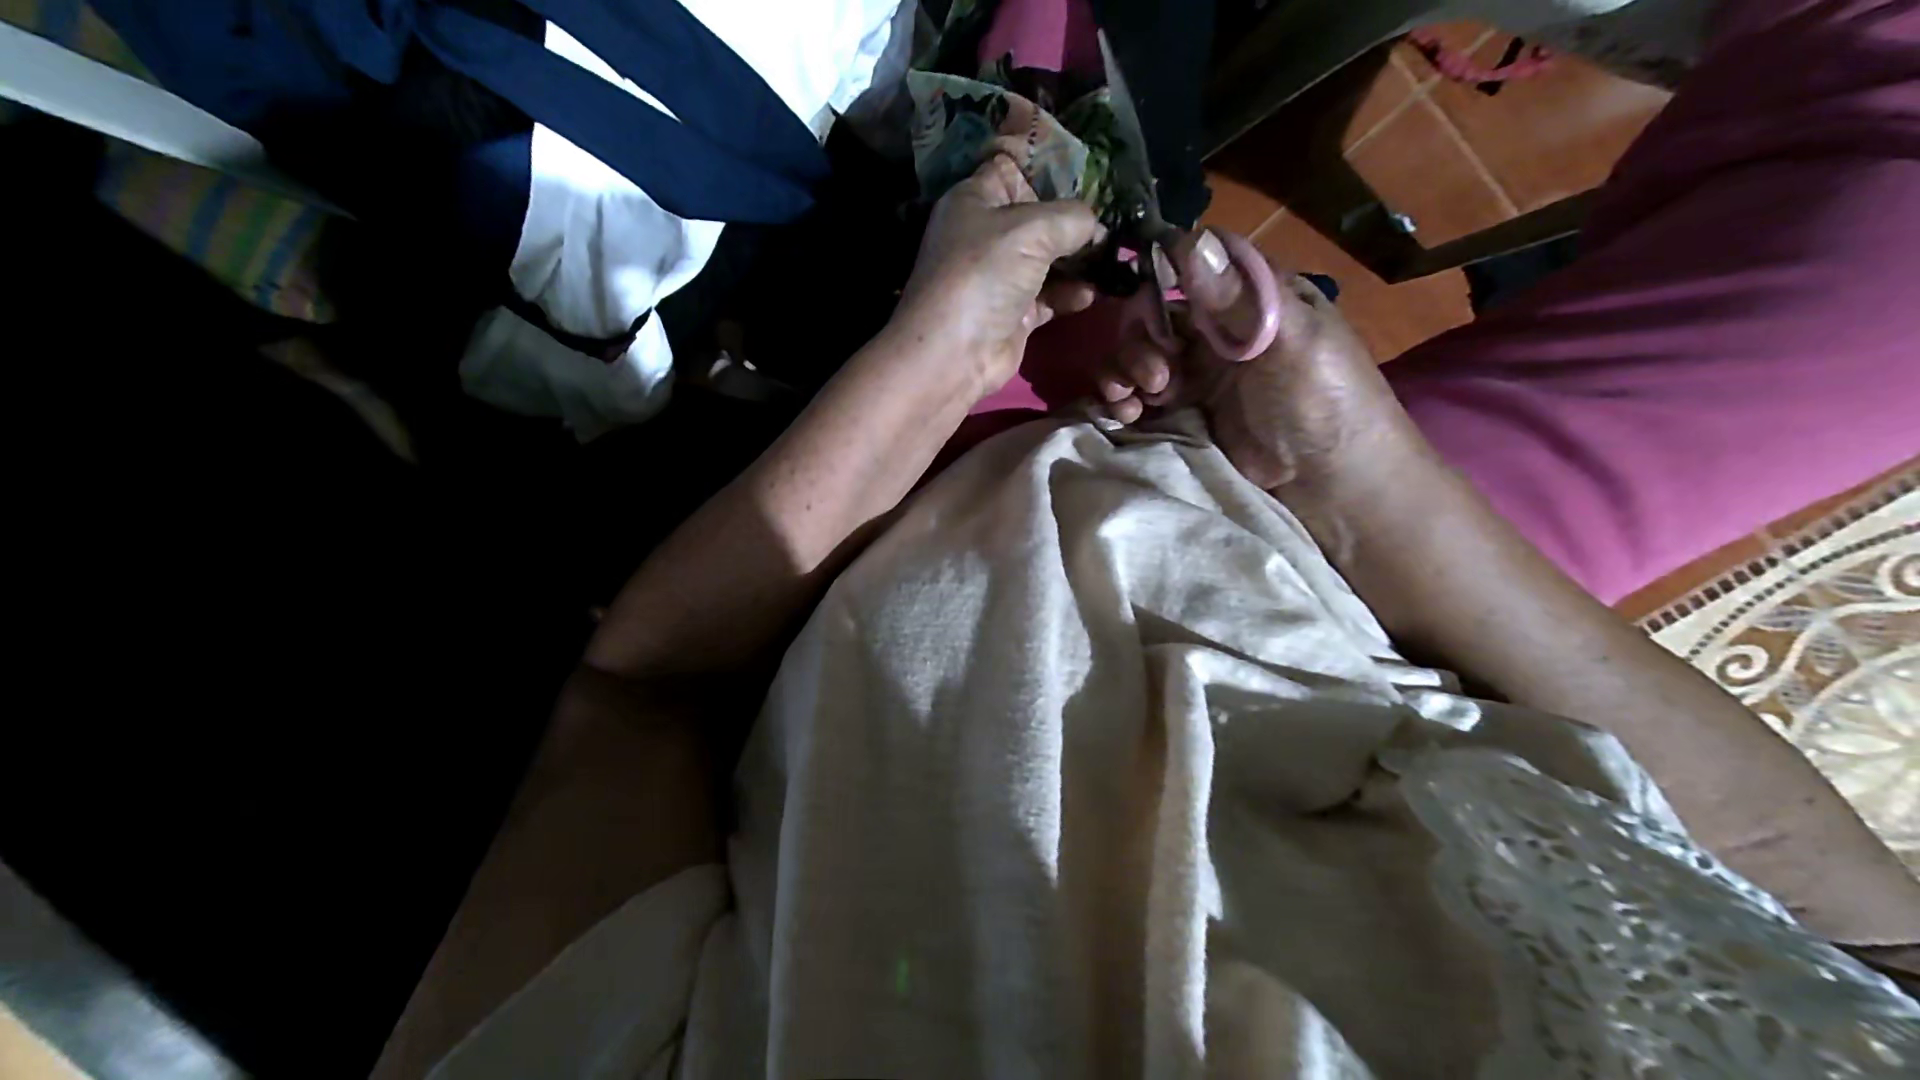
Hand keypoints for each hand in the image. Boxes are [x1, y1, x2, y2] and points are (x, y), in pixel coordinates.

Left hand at [893, 155, 1103, 401]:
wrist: (955, 352)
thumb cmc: (985, 274)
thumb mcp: (1032, 229)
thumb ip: (1072, 218)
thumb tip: (1097, 226)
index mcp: (976, 199)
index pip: (1017, 169)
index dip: (1054, 168)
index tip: (1097, 173)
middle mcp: (986, 235)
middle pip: (1039, 217)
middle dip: (1076, 220)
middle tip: (1116, 219)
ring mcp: (999, 277)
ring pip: (1048, 259)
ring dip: (1079, 260)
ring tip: (1113, 257)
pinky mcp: (1013, 314)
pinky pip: (1050, 296)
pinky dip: (1071, 293)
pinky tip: (1092, 293)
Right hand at [1094, 229, 1433, 515]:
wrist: (1325, 481)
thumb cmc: (1322, 401)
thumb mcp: (1290, 341)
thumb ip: (1237, 297)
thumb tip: (1187, 238)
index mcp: (1249, 298)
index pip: (1188, 269)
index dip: (1158, 282)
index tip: (1151, 314)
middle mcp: (1217, 328)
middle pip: (1152, 314)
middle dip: (1138, 341)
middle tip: (1155, 379)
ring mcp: (1196, 372)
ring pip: (1138, 353)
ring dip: (1123, 370)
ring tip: (1135, 401)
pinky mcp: (1181, 411)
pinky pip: (1136, 394)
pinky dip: (1120, 399)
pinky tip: (1125, 414)